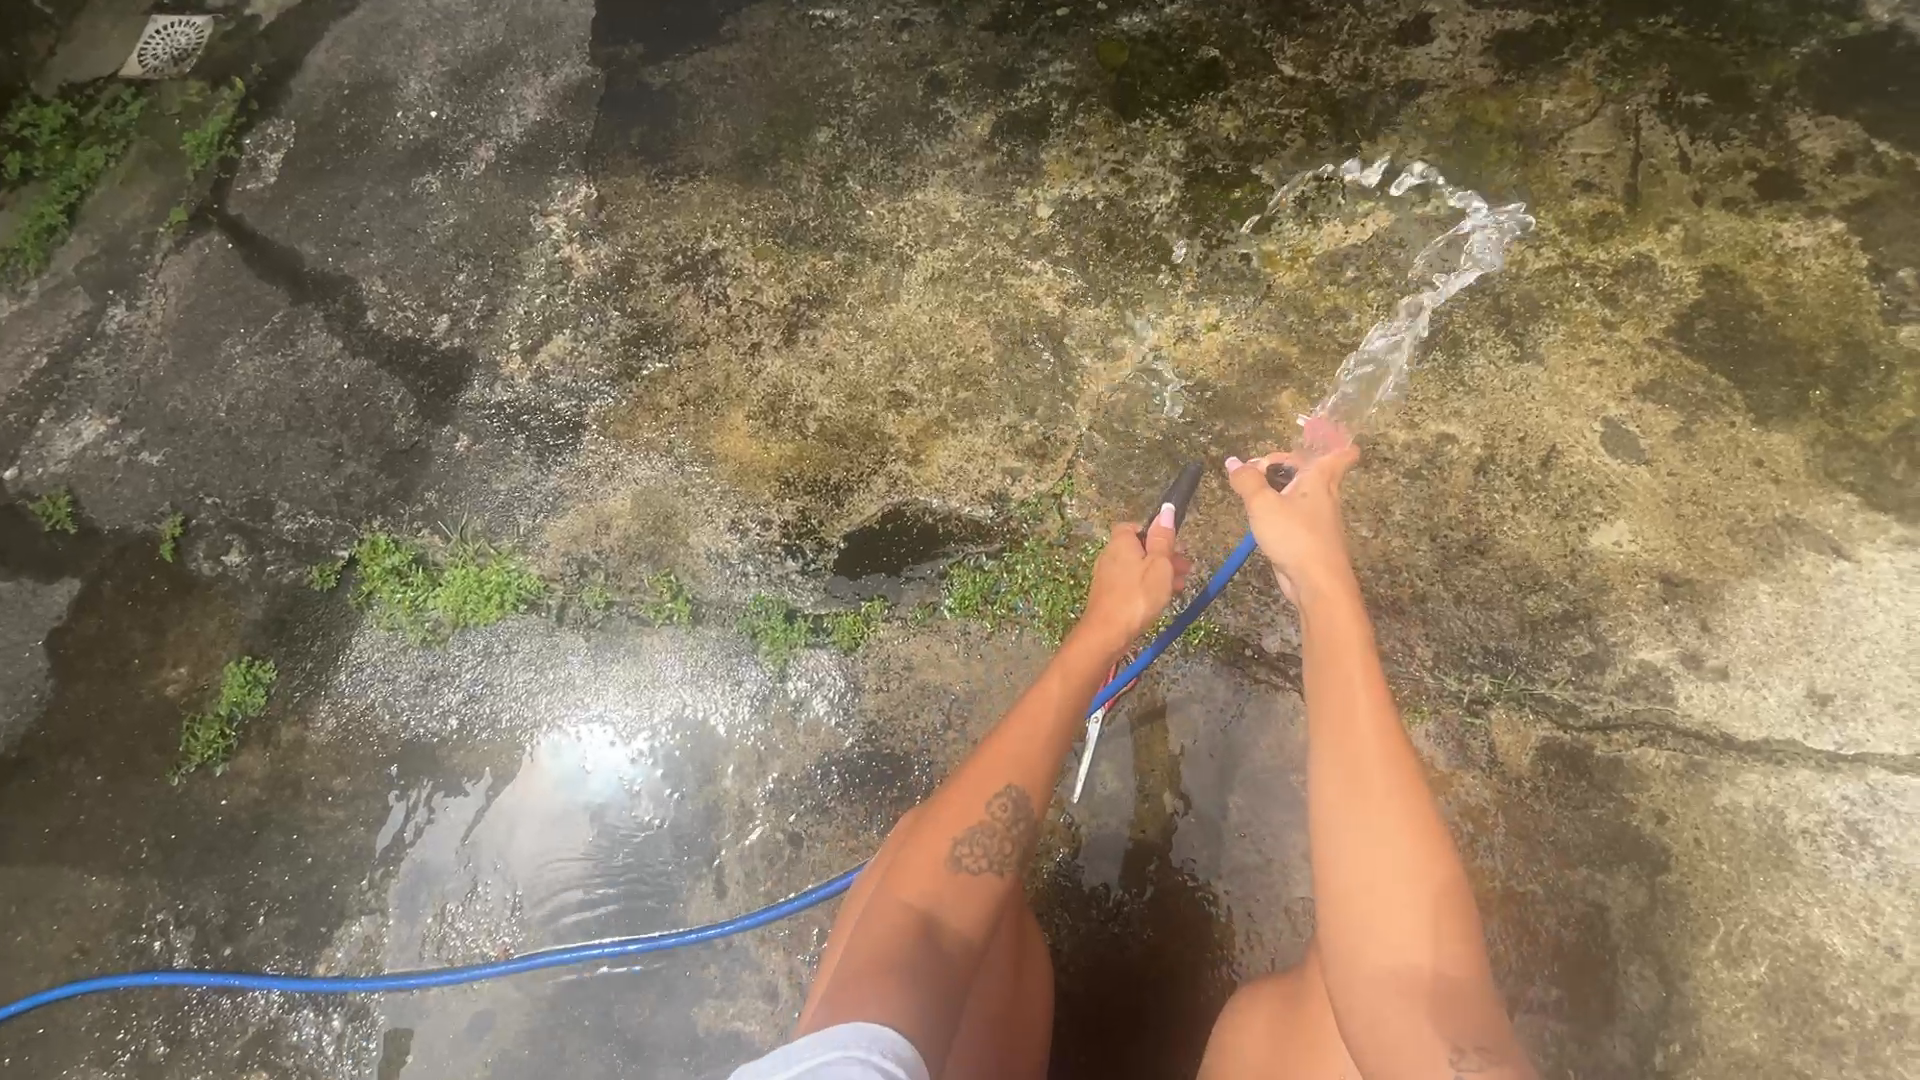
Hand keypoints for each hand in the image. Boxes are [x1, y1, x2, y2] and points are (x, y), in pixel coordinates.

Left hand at [1074, 504, 1193, 655]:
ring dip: (1160, 572)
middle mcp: (1110, 554)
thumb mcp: (1159, 564)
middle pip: (1140, 547)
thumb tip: (1167, 509)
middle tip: (1186, 567)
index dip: (1155, 532)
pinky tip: (1163, 598)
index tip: (1173, 544)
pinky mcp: (1109, 594)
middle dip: (1164, 555)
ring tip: (1181, 585)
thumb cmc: (1138, 594)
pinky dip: (1148, 586)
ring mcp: (1107, 575)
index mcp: (1120, 541)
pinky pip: (1132, 583)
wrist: (1108, 632)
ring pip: (1138, 567)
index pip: (1135, 526)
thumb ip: (1163, 538)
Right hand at [1225, 444, 1360, 604]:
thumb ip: (1246, 481)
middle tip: (1259, 468)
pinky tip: (1260, 517)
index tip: (1315, 438)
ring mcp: (1319, 516)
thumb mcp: (1262, 504)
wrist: (1316, 581)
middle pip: (1312, 469)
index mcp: (1319, 478)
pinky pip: (1295, 512)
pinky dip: (1279, 508)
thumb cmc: (1294, 535)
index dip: (1333, 442)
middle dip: (1287, 465)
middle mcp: (1324, 494)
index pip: (1342, 453)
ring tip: (1251, 491)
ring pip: (1302, 491)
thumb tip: (1233, 462)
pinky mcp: (1310, 536)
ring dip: (1280, 487)